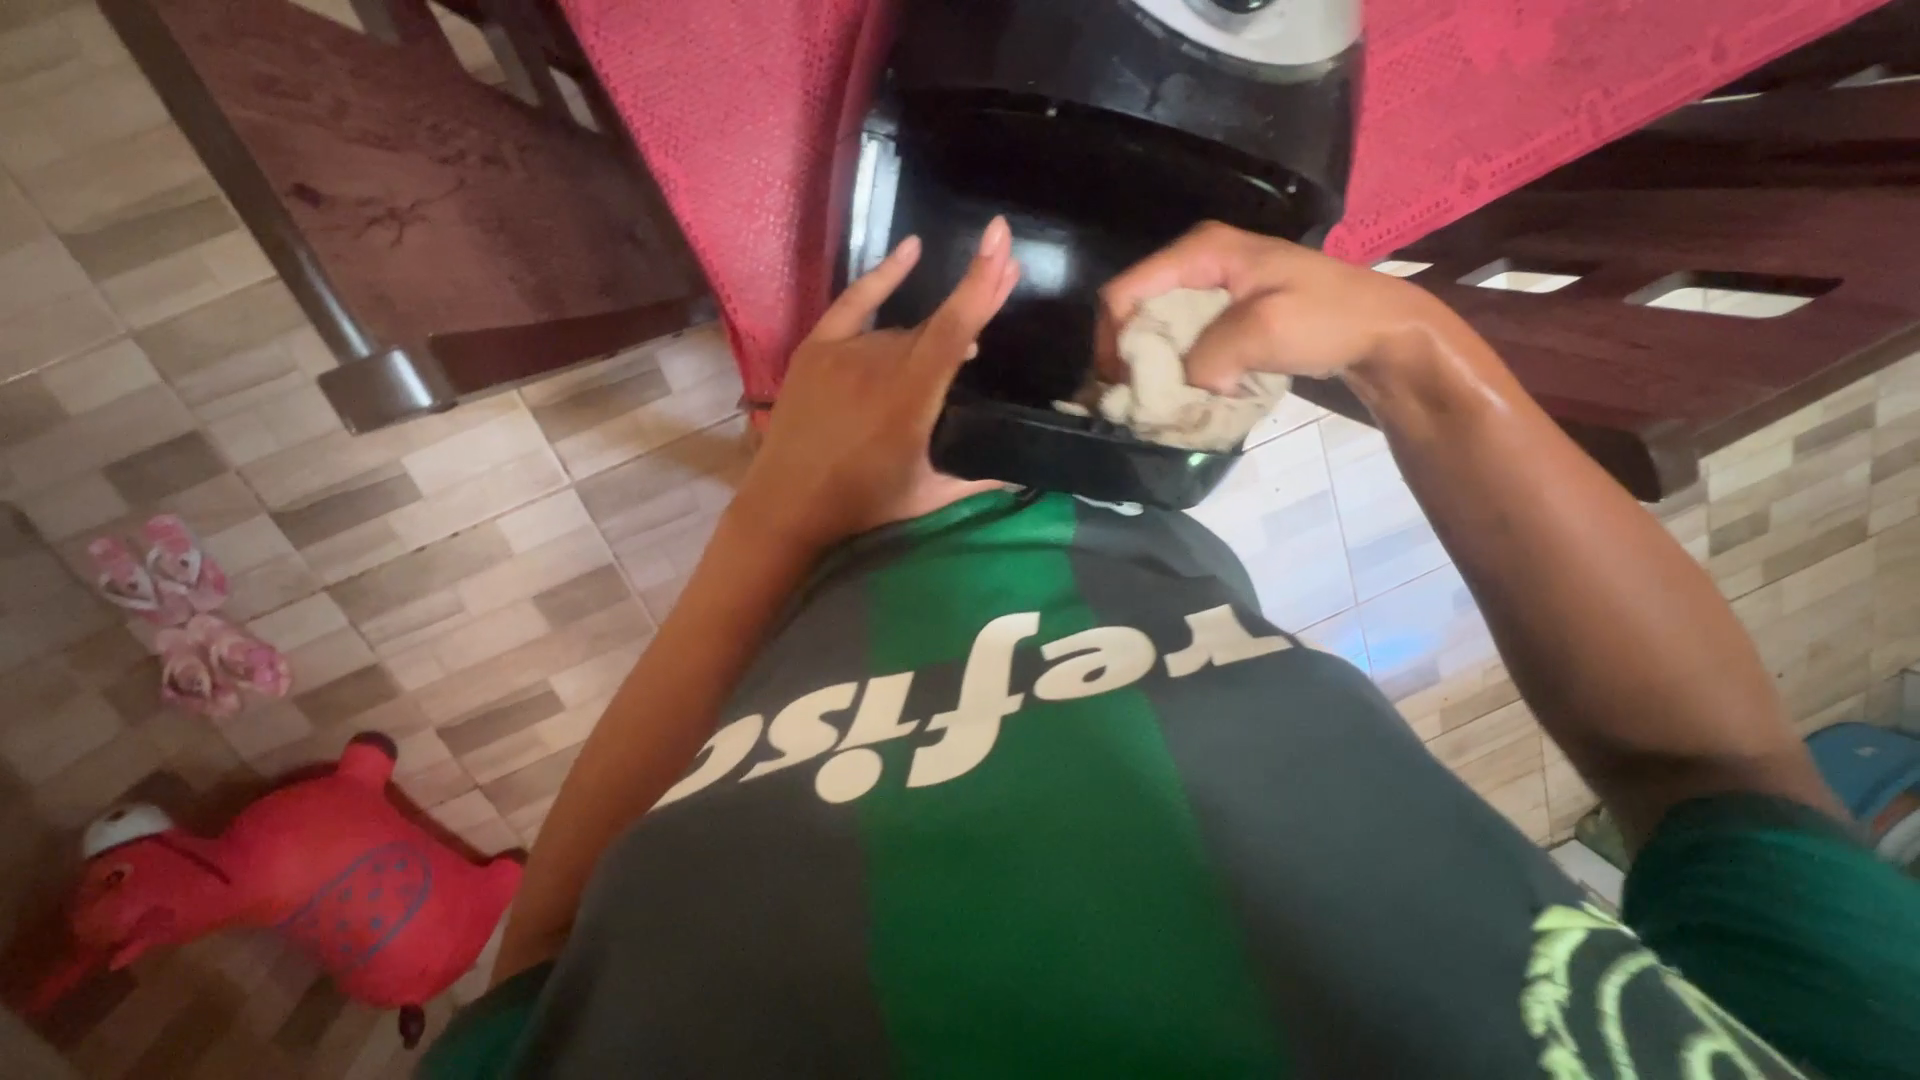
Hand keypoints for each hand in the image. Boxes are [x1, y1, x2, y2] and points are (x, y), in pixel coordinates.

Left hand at [731, 217, 1020, 552]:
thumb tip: (1022, 476)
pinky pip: (855, 301)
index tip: (1001, 239)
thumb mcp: (927, 495)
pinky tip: (911, 251)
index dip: (981, 283)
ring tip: (931, 372)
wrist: (787, 504)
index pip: (954, 328)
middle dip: (966, 321)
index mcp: (911, 396)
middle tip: (981, 343)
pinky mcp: (816, 348)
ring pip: (899, 331)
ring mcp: (844, 351)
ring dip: (924, 342)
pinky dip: (884, 276)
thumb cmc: (862, 502)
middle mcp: (879, 362)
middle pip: (933, 331)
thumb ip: (978, 480)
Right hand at [1098, 221, 1451, 392]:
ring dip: (1157, 369)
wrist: (1383, 330)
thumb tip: (1186, 385)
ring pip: (1157, 332)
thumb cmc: (1328, 318)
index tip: (1122, 386)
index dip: (1112, 340)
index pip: (1125, 293)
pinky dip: (1180, 371)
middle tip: (1140, 399)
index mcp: (1201, 252)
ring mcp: (1211, 290)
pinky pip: (1183, 344)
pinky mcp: (1224, 316)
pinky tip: (1191, 392)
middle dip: (1133, 358)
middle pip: (1135, 312)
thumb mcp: (1265, 332)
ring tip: (1164, 401)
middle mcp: (1197, 264)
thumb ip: (1210, 358)